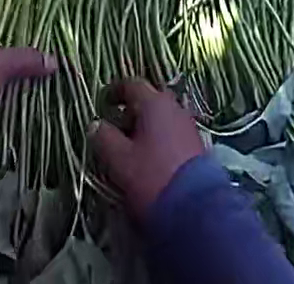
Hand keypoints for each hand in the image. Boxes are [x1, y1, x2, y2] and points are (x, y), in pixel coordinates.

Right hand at [90, 80, 205, 219]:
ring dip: (145, 126)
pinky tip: (151, 159)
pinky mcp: (197, 145)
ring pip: (161, 117)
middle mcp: (174, 106)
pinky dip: (158, 138)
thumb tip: (95, 124)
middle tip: (115, 128)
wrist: (197, 209)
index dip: (115, 91)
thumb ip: (104, 138)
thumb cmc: (152, 177)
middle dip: (130, 111)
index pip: (132, 84)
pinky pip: (171, 132)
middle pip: (148, 100)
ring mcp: (188, 125)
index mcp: (154, 103)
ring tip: (131, 148)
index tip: (103, 102)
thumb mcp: (120, 160)